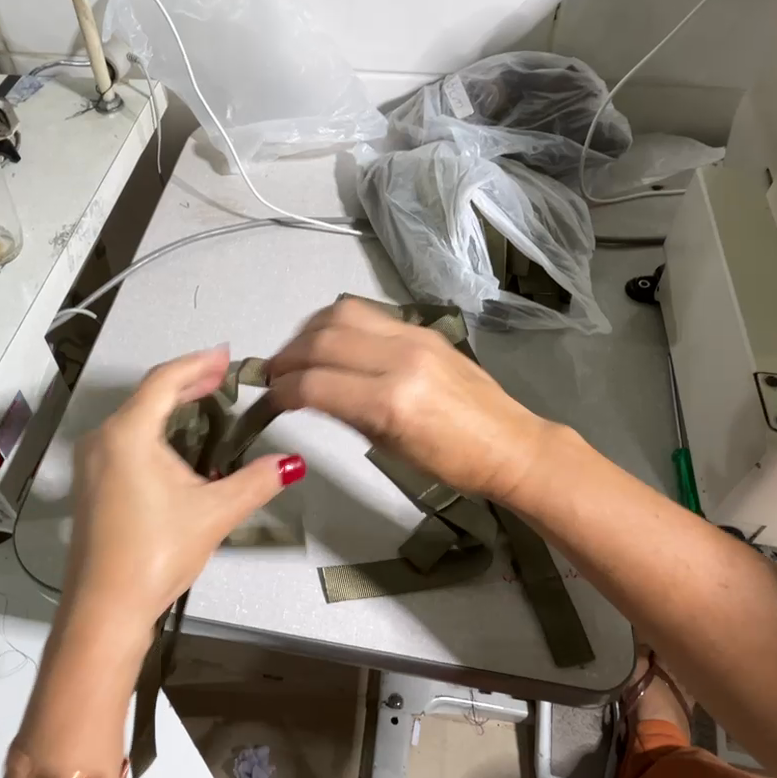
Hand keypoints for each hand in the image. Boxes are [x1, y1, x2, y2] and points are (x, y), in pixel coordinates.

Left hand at [66, 346, 304, 632]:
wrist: (104, 608)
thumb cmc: (156, 551)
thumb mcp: (214, 512)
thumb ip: (256, 481)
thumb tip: (293, 463)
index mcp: (128, 433)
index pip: (164, 381)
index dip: (198, 364)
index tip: (227, 356)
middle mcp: (103, 438)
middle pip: (148, 396)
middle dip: (188, 383)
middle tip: (223, 377)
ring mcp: (91, 463)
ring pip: (135, 418)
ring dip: (171, 408)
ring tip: (207, 403)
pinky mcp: (90, 484)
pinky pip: (125, 440)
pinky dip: (155, 431)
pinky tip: (178, 443)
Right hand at [268, 299, 559, 505]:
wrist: (509, 442)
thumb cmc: (449, 463)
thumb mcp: (386, 446)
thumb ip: (344, 413)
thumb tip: (306, 393)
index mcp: (391, 402)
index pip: (314, 384)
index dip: (280, 391)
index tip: (268, 398)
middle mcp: (399, 360)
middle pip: (321, 341)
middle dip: (286, 357)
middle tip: (272, 374)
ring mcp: (413, 337)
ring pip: (340, 314)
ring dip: (308, 331)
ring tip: (297, 353)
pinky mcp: (422, 327)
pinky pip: (366, 314)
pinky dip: (336, 324)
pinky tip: (330, 342)